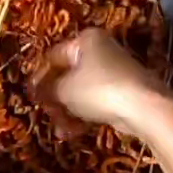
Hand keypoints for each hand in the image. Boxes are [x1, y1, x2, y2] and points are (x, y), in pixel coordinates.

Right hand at [31, 29, 170, 136]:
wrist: (143, 107)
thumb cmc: (97, 89)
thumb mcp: (63, 89)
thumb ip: (47, 89)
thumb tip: (39, 92)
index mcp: (84, 40)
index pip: (52, 57)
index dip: (39, 77)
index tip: (30, 95)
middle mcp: (100, 50)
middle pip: (67, 75)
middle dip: (54, 98)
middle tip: (46, 113)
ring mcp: (113, 70)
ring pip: (80, 90)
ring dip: (67, 110)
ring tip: (60, 129)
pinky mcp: (122, 90)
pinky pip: (94, 100)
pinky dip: (83, 114)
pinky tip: (73, 131)